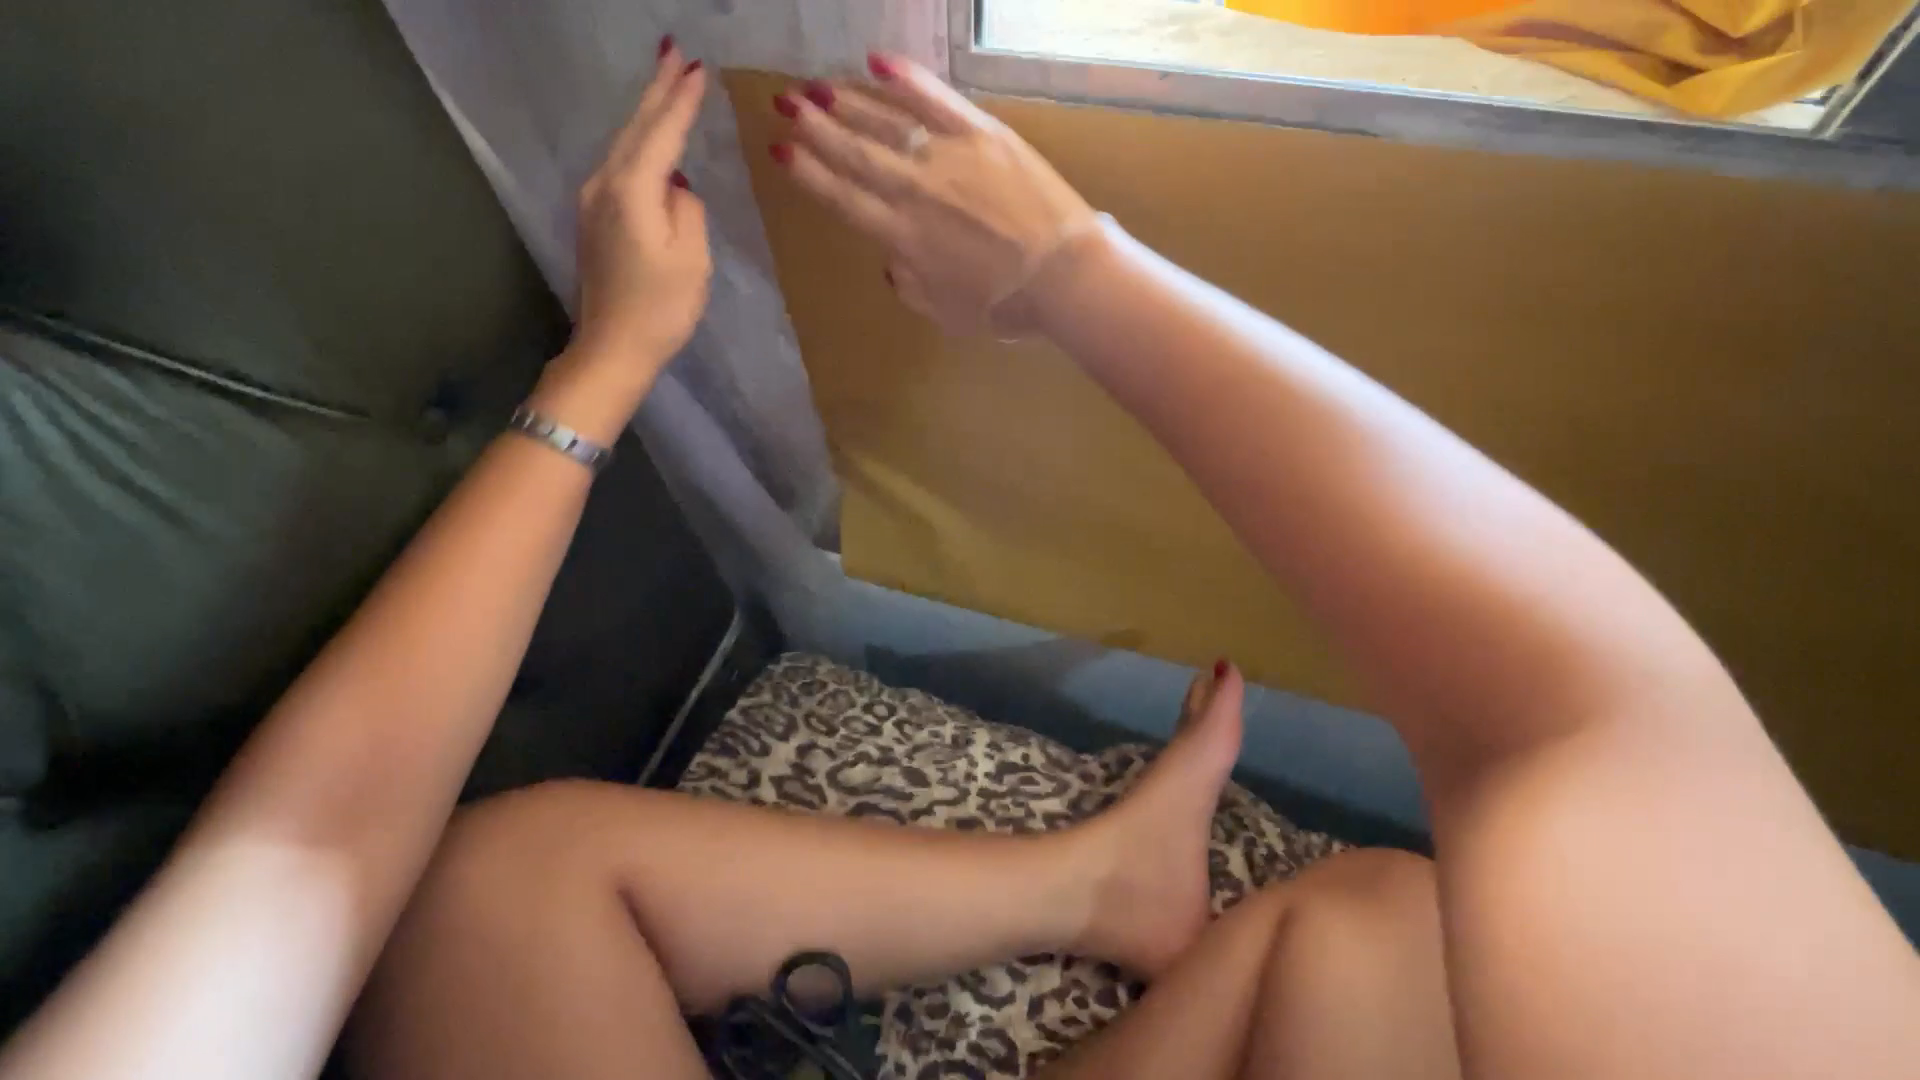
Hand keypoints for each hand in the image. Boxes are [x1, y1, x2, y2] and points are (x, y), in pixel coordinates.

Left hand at [572, 40, 711, 373]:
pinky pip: (621, 167)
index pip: (660, 133)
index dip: (679, 100)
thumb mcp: (692, 259)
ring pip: (624, 145)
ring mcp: (593, 201)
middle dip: (657, 92)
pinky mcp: (594, 219)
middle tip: (675, 55)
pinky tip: (653, 140)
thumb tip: (678, 189)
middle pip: (634, 129)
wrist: (613, 349)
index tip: (697, 68)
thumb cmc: (661, 308)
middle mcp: (604, 184)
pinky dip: (640, 145)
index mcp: (631, 190)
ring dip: (647, 115)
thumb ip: (688, 210)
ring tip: (668, 85)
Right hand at [772, 53, 1097, 336]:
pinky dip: (907, 79)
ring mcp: (948, 156)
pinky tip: (878, 61)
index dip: (808, 174)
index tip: (780, 151)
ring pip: (886, 122)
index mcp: (902, 237)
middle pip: (855, 153)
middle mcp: (914, 190)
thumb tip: (891, 261)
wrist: (1063, 277)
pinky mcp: (983, 134)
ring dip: (847, 102)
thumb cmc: (1005, 307)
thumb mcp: (945, 313)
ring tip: (816, 87)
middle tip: (785, 105)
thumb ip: (909, 286)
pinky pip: (937, 98)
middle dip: (815, 128)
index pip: (843, 198)